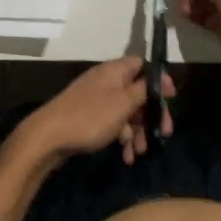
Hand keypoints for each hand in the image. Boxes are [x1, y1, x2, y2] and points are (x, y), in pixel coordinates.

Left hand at [13, 56, 175, 166]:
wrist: (49, 136)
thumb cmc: (90, 117)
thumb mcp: (123, 103)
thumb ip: (144, 90)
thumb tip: (161, 78)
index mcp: (115, 71)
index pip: (143, 65)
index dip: (159, 80)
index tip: (171, 99)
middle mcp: (106, 81)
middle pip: (137, 92)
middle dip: (150, 114)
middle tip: (164, 133)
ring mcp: (96, 99)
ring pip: (126, 111)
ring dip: (137, 131)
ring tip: (139, 153)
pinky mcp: (89, 117)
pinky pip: (113, 123)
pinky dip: (121, 137)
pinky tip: (125, 156)